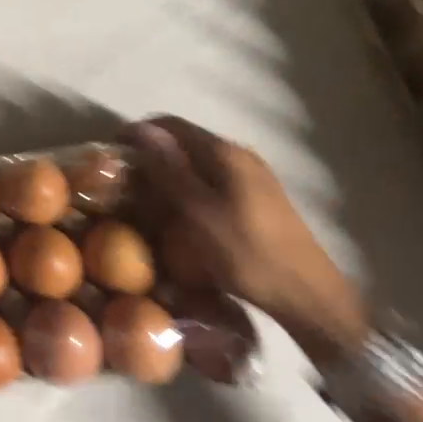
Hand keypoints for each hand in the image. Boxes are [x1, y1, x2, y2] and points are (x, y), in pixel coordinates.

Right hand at [124, 116, 367, 364]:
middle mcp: (239, 154)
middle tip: (126, 184)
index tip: (112, 155)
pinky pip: (213, 181)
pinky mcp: (259, 199)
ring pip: (198, 163)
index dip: (137, 133)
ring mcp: (253, 176)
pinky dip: (190, 189)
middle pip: (184, 141)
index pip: (169, 123)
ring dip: (170, 174)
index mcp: (224, 152)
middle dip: (151, 156)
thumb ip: (169, 170)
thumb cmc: (249, 255)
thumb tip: (141, 130)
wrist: (310, 298)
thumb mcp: (199, 214)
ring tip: (147, 202)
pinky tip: (181, 217)